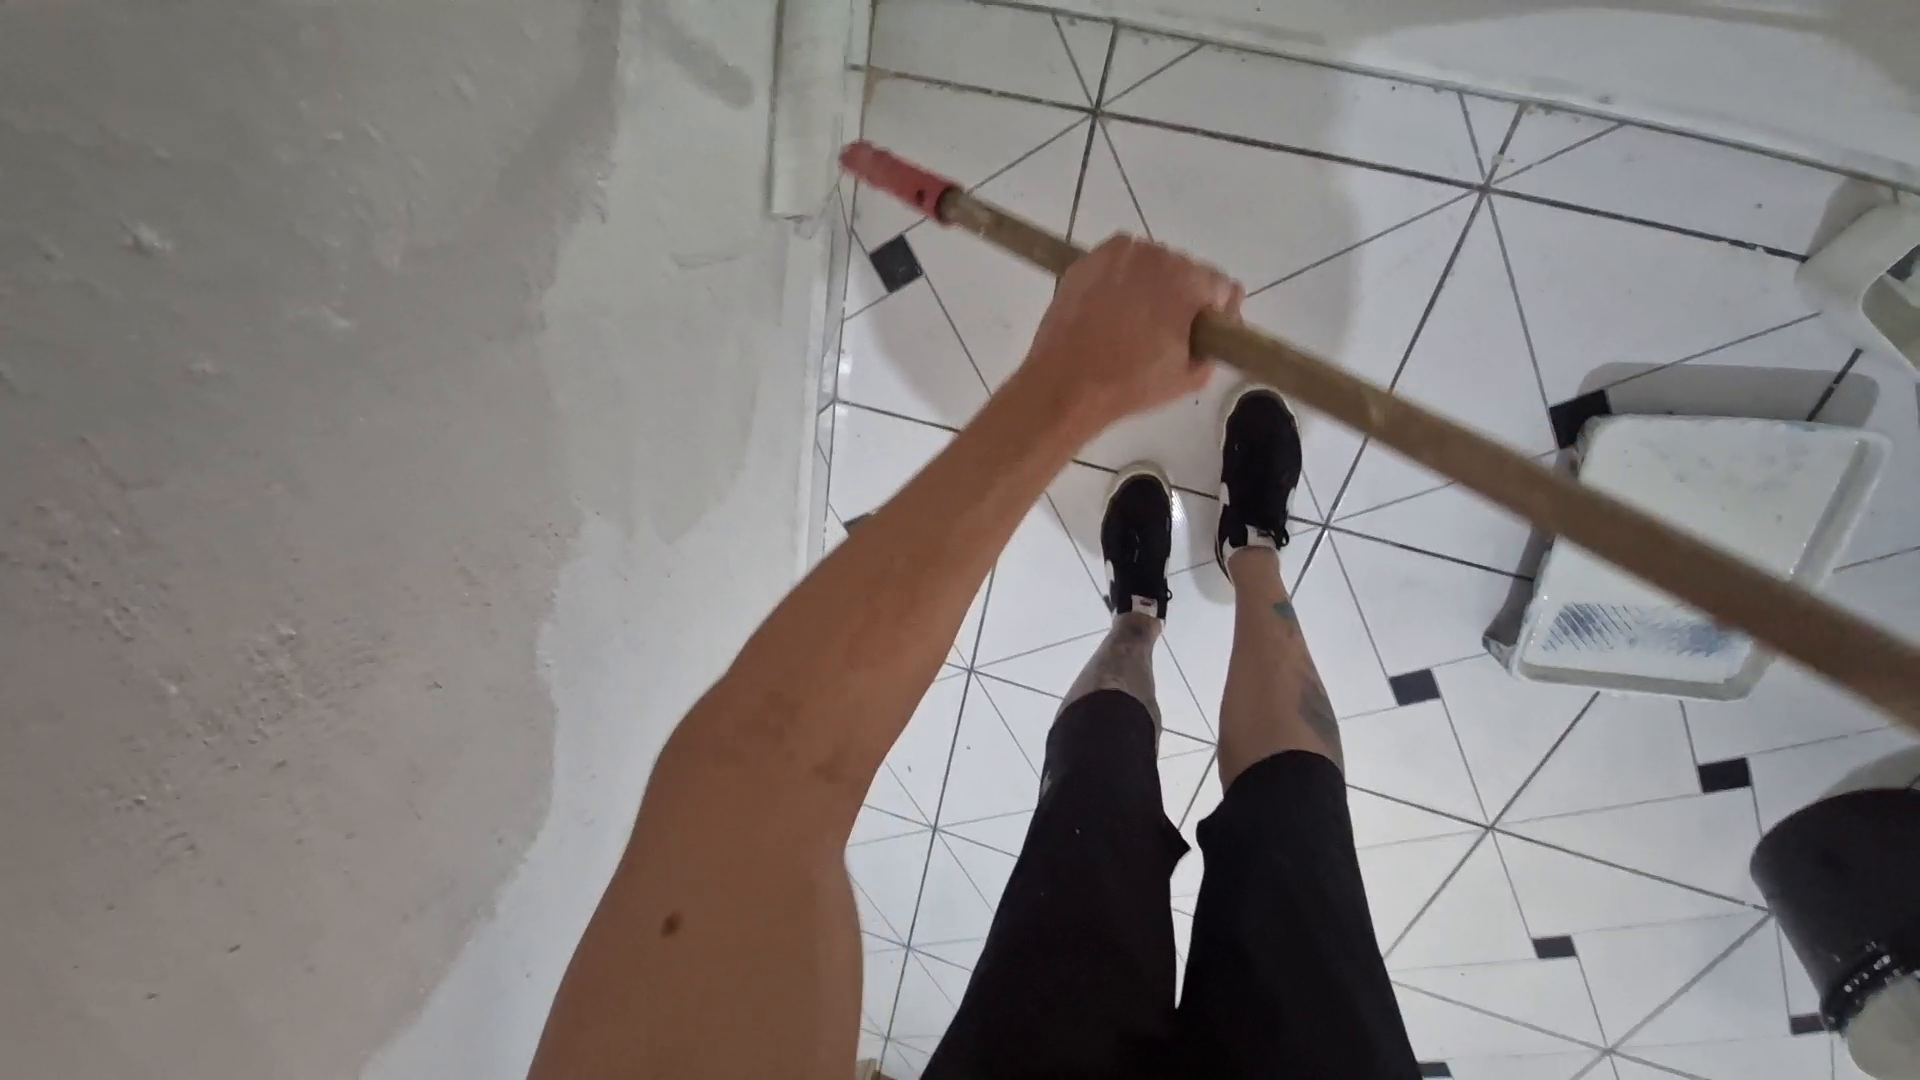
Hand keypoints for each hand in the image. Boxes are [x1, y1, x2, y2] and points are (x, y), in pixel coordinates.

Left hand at [1021, 235, 1242, 426]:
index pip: (1220, 287)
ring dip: (1149, 287)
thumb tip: (1210, 338)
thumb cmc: (1130, 384)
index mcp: (1188, 280)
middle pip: (1184, 272)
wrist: (1065, 385)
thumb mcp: (1189, 378)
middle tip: (1162, 333)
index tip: (1202, 334)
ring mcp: (1117, 254)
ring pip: (1150, 265)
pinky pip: (1117, 264)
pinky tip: (1110, 310)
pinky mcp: (1086, 261)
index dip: (1215, 313)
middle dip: (1180, 298)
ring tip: (1131, 323)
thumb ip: (1213, 349)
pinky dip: (1119, 281)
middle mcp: (1156, 255)